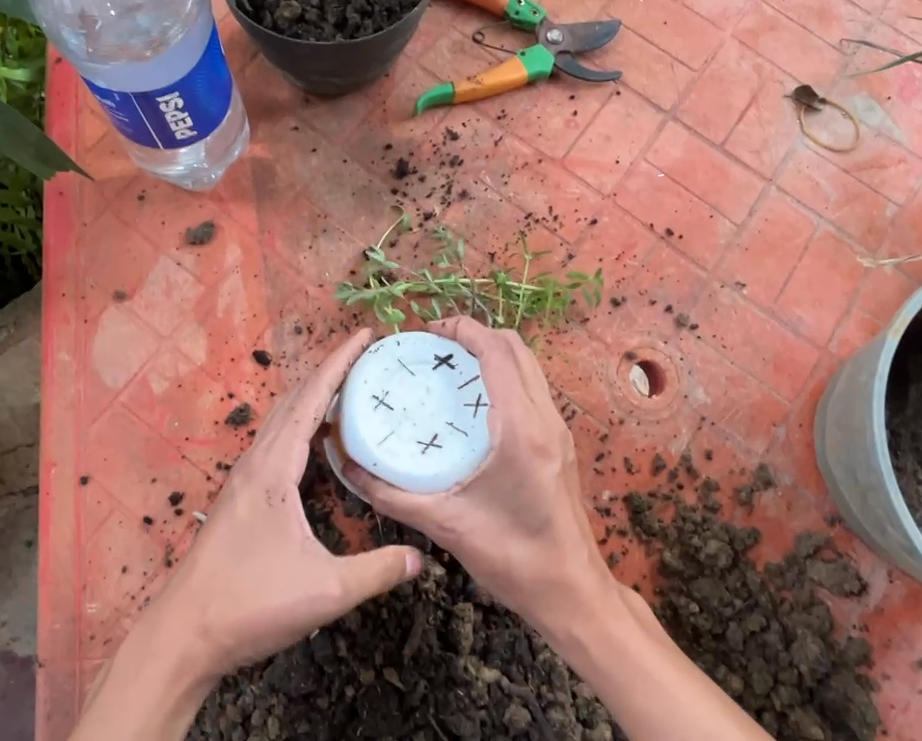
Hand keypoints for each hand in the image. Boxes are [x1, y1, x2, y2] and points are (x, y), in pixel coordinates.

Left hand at [139, 327, 422, 679]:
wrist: (183, 635)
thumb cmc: (249, 605)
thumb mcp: (325, 591)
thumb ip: (377, 571)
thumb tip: (422, 559)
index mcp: (274, 470)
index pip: (311, 401)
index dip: (339, 364)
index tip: (363, 335)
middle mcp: (256, 464)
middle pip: (294, 401)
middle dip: (329, 372)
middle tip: (365, 356)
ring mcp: (244, 480)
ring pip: (281, 422)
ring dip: (313, 399)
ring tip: (348, 390)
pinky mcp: (240, 499)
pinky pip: (276, 443)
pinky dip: (301, 426)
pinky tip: (318, 444)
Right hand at [341, 316, 607, 630]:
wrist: (571, 592)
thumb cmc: (512, 558)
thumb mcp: (445, 525)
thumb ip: (393, 495)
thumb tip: (349, 469)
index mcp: (521, 429)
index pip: (497, 352)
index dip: (464, 330)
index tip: (429, 332)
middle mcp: (546, 419)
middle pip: (517, 348)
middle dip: (477, 335)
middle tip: (437, 348)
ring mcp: (559, 429)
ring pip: (530, 366)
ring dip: (495, 354)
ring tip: (454, 368)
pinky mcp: (562, 443)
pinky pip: (534, 388)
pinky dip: (508, 376)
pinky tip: (477, 404)